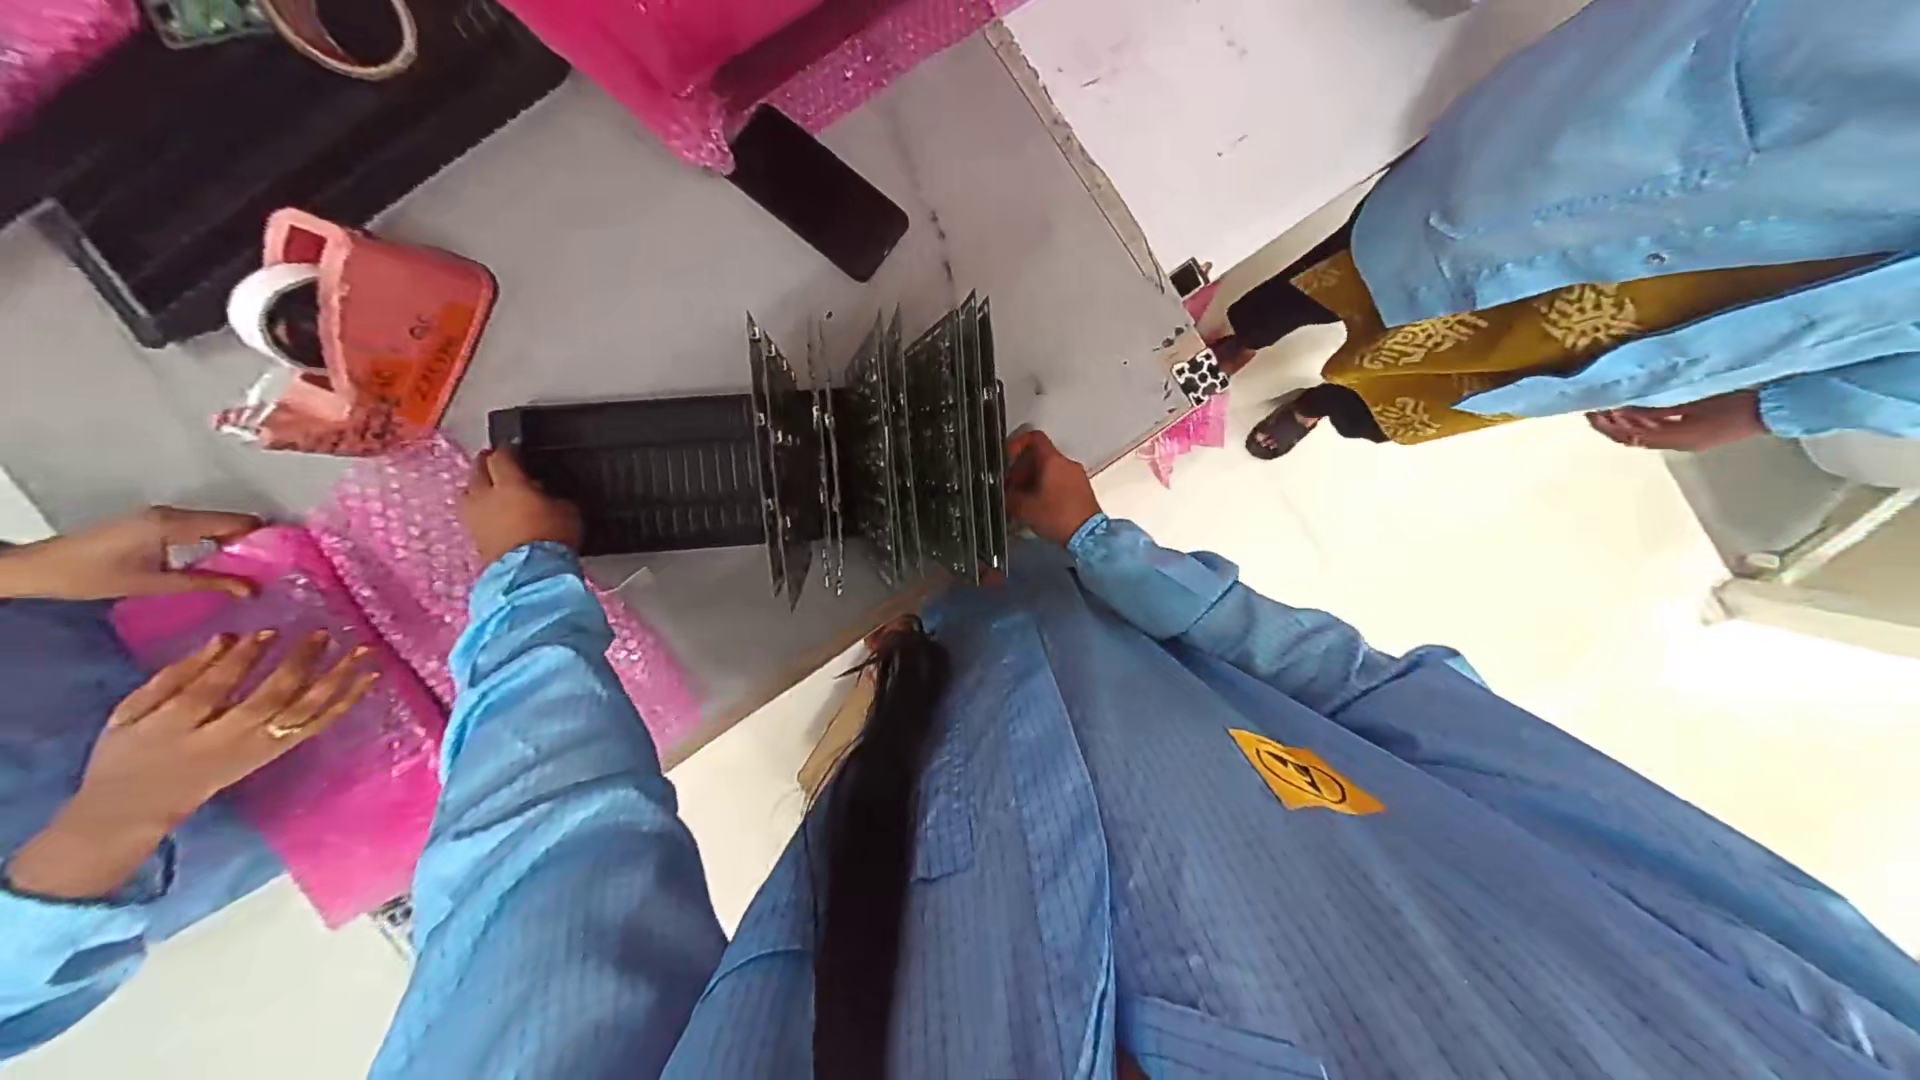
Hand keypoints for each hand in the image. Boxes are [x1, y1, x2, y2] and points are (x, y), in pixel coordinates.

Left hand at [0, 507, 261, 600]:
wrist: (32, 570)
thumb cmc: (90, 577)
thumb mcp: (154, 584)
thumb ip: (208, 583)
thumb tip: (255, 590)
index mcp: (173, 523)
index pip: (239, 522)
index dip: (265, 536)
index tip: (287, 555)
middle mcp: (171, 513)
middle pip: (230, 521)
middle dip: (253, 541)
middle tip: (274, 566)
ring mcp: (160, 516)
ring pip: (215, 524)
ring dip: (234, 543)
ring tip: (251, 566)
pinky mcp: (151, 522)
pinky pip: (197, 527)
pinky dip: (214, 541)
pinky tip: (219, 561)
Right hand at [5, 630, 377, 899]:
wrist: (140, 805)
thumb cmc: (131, 748)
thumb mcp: (130, 713)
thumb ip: (176, 675)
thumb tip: (225, 638)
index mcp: (173, 728)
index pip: (213, 690)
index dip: (241, 660)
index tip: (266, 631)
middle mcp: (224, 740)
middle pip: (269, 699)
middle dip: (298, 664)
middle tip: (322, 633)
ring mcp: (259, 747)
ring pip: (305, 711)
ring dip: (338, 678)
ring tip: (363, 650)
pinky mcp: (280, 751)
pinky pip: (320, 724)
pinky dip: (348, 700)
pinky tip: (370, 676)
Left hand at [461, 447, 582, 567]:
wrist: (530, 572)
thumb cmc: (552, 536)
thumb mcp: (567, 510)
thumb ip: (553, 497)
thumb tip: (546, 495)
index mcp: (509, 483)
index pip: (502, 456)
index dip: (509, 449)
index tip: (515, 448)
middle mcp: (484, 494)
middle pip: (478, 468)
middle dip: (486, 462)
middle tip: (496, 460)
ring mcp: (473, 515)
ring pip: (468, 490)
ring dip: (478, 486)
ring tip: (490, 488)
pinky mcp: (471, 535)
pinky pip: (472, 512)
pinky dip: (480, 507)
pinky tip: (491, 512)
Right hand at [1006, 430, 1101, 546]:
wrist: (1087, 535)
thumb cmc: (1059, 517)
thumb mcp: (1025, 508)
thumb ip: (1009, 497)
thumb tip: (1004, 494)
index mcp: (1053, 461)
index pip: (1034, 438)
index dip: (1016, 444)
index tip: (1008, 458)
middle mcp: (1067, 464)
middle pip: (1039, 456)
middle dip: (1021, 470)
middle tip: (1011, 486)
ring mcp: (1077, 476)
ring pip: (1049, 469)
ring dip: (1033, 480)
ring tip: (1023, 499)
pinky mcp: (1081, 489)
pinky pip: (1060, 481)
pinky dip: (1046, 488)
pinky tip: (1038, 506)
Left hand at [1587, 391, 1765, 451]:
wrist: (1777, 411)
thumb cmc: (1741, 404)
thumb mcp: (1696, 404)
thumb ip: (1660, 410)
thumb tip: (1625, 409)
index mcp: (1677, 438)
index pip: (1631, 434)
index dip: (1610, 424)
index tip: (1595, 409)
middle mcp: (1675, 443)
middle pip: (1630, 438)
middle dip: (1608, 426)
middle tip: (1592, 411)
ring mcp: (1682, 441)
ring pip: (1639, 436)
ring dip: (1620, 425)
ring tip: (1605, 411)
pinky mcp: (1690, 437)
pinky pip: (1654, 433)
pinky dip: (1637, 425)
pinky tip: (1629, 414)